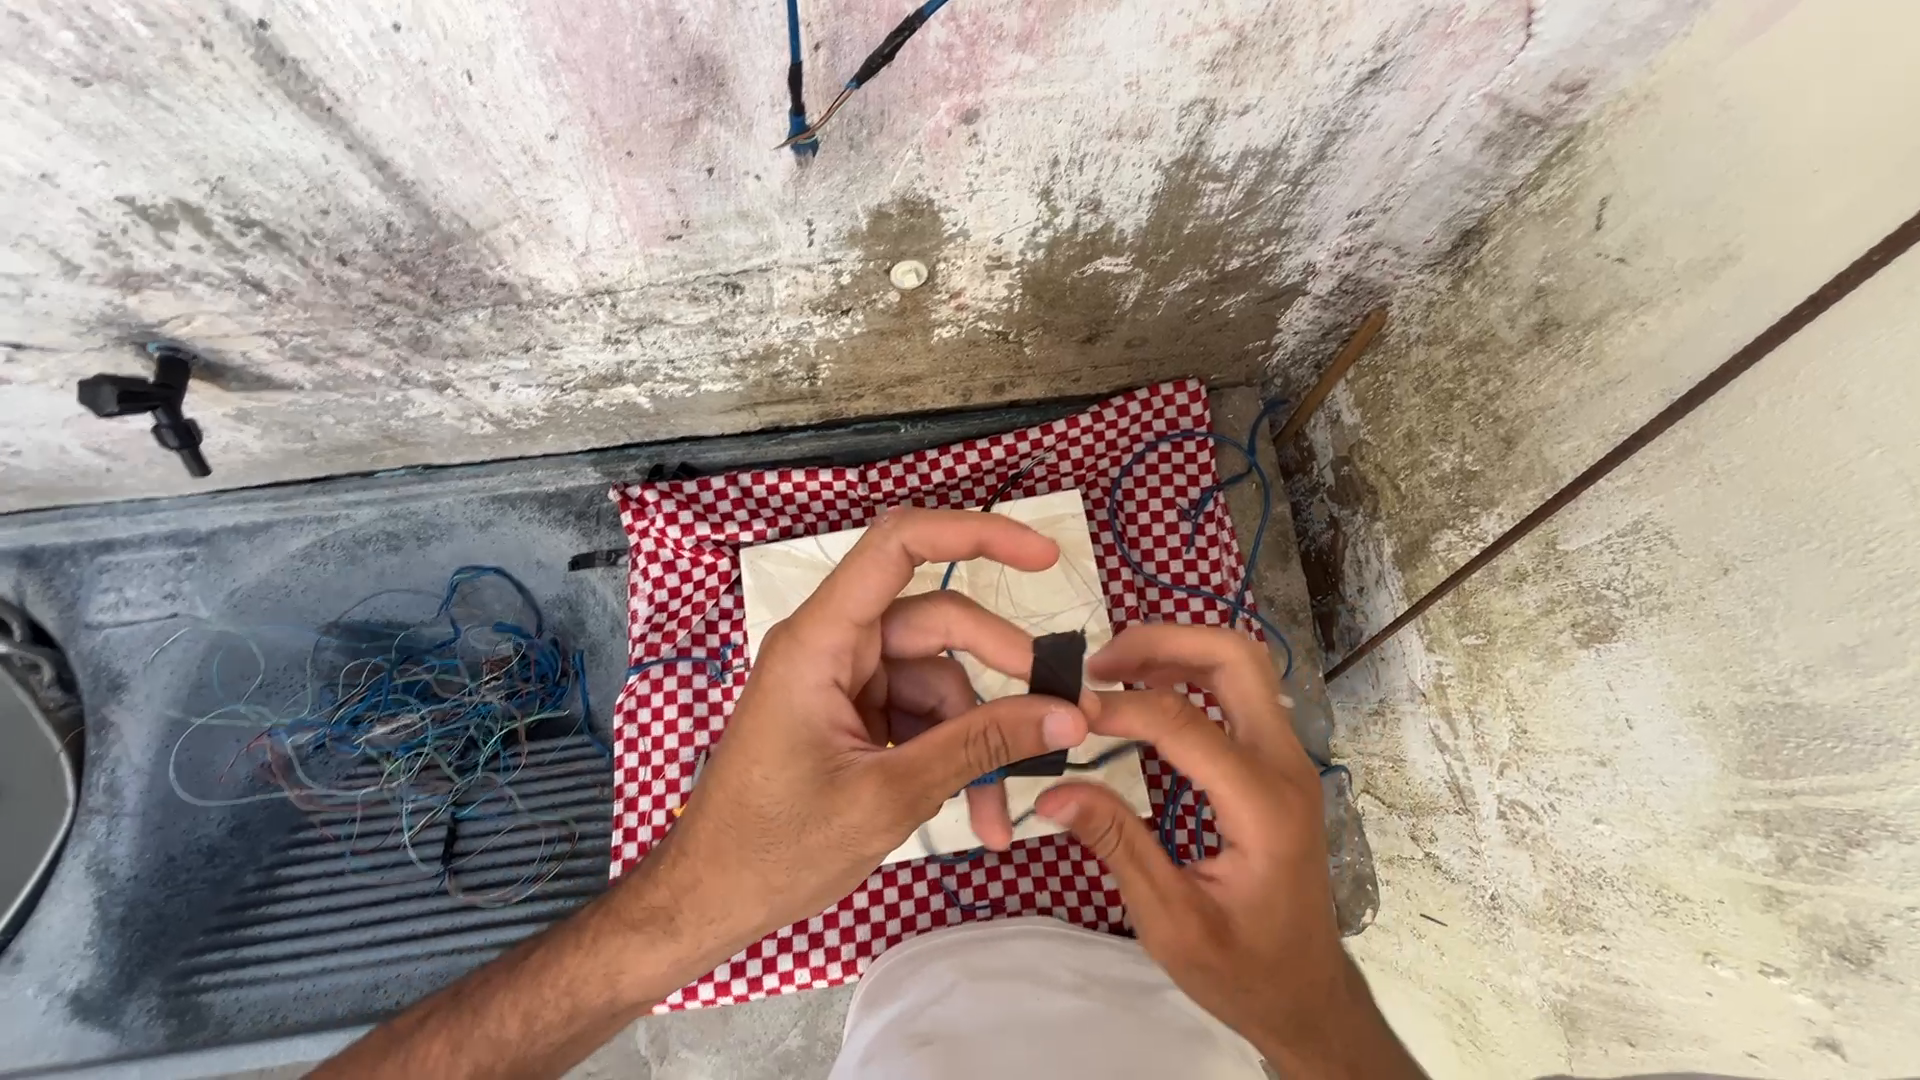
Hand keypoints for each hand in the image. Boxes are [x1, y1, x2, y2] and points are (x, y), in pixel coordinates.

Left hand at [625, 506, 1092, 952]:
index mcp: (821, 639)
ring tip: (997, 813)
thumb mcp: (891, 796)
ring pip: (939, 679)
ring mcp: (845, 679)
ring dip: (977, 739)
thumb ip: (981, 747)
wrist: (711, 901)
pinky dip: (952, 756)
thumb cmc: (777, 847)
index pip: (898, 546)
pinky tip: (972, 813)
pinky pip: (922, 714)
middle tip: (1059, 717)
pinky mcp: (855, 712)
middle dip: (999, 669)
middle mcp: (834, 644)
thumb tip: (1069, 717)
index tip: (1043, 557)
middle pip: (937, 623)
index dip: (974, 532)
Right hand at [1034, 625, 1423, 1077]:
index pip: (1183, 723)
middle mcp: (1285, 765)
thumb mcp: (1170, 923)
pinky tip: (1146, 689)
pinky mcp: (1277, 762)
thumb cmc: (1244, 969)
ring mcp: (1288, 758)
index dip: (1119, 708)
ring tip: (1115, 667)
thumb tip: (1052, 791)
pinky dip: (1191, 670)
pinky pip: (1239, 689)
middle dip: (1163, 642)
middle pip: (1235, 658)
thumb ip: (1116, 846)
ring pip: (1242, 663)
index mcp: (1263, 806)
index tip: (1067, 713)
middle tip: (1099, 663)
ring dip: (1178, 649)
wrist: (1308, 994)